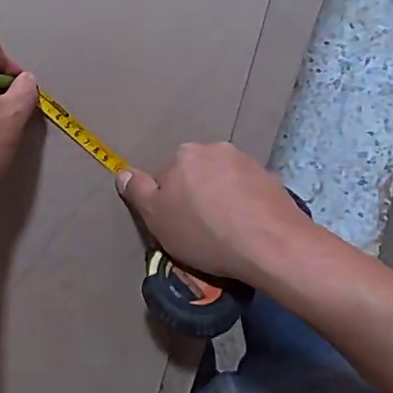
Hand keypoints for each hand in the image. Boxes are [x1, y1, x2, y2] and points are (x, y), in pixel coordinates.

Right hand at [115, 142, 311, 284]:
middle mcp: (214, 149)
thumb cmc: (205, 233)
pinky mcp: (269, 178)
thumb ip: (138, 192)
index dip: (167, 205)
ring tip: (227, 233)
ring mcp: (246, 161)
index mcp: (184, 154)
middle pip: (195, 175)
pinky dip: (243, 205)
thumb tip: (122, 172)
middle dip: (195, 197)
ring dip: (220, 200)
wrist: (270, 243)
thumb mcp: (157, 218)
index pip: (164, 177)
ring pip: (222, 181)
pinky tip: (247, 229)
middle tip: (200, 232)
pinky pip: (246, 191)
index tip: (176, 227)